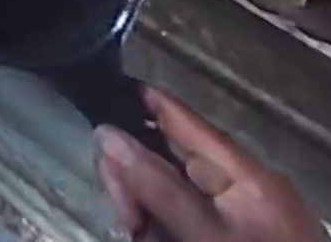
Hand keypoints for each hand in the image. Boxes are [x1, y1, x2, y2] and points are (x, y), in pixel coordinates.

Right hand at [95, 88, 326, 241]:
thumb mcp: (207, 241)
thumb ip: (156, 187)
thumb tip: (103, 131)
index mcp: (239, 170)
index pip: (169, 110)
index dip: (126, 102)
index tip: (90, 120)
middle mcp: (235, 182)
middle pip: (159, 149)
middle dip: (130, 175)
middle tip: (124, 218)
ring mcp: (234, 214)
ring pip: (162, 184)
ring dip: (139, 206)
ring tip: (134, 232)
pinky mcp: (230, 238)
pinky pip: (178, 214)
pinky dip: (156, 226)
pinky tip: (147, 236)